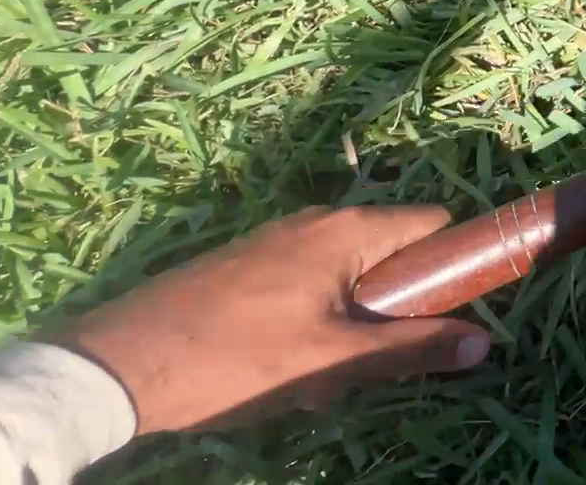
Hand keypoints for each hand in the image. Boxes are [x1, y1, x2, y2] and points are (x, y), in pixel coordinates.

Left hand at [51, 206, 491, 433]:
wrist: (101, 369)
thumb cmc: (235, 359)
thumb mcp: (332, 362)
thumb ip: (411, 348)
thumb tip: (484, 343)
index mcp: (353, 229)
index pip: (435, 222)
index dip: (454, 257)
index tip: (449, 302)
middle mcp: (323, 216)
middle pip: (393, 243)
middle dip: (399, 293)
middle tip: (380, 343)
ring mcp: (280, 232)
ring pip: (350, 259)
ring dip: (358, 301)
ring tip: (329, 356)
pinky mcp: (245, 255)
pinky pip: (309, 266)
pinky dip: (319, 298)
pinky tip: (285, 348)